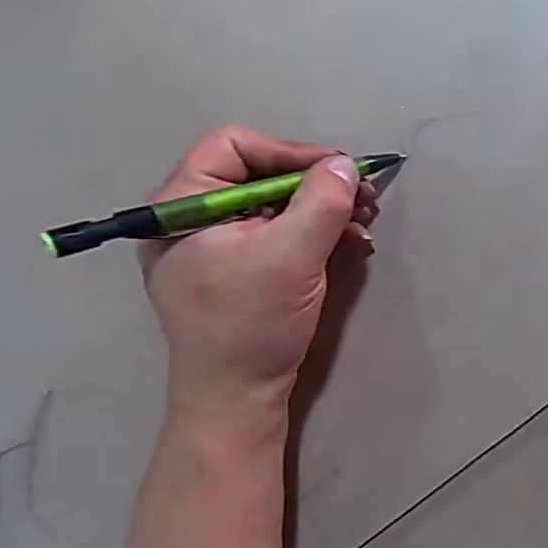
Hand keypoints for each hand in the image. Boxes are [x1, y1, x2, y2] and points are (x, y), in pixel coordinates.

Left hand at [139, 127, 378, 422]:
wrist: (237, 401)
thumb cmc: (252, 325)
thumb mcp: (292, 256)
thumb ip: (322, 201)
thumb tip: (345, 165)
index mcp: (183, 206)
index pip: (234, 147)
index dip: (290, 152)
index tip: (336, 171)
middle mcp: (192, 219)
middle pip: (259, 175)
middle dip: (316, 183)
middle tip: (362, 196)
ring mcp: (215, 247)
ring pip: (273, 206)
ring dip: (322, 207)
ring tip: (364, 219)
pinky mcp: (238, 271)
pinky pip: (276, 235)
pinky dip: (313, 233)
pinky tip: (350, 240)